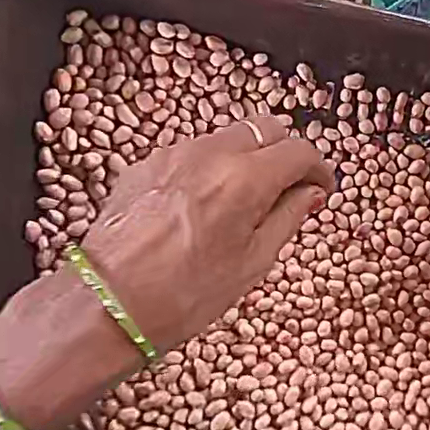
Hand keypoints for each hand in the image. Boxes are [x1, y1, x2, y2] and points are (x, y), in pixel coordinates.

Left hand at [82, 115, 334, 351]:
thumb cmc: (183, 295)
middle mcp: (209, 154)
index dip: (318, 168)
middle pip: (266, 128)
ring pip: (227, 138)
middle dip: (284, 154)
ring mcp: (173, 154)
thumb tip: (309, 193)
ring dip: (246, 160)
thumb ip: (287, 217)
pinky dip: (209, 169)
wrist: (110, 302)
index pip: (299, 150)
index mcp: (244, 179)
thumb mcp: (252, 263)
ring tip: (243, 204)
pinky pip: (191, 153)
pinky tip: (203, 206)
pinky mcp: (146, 164)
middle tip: (288, 190)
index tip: (320, 187)